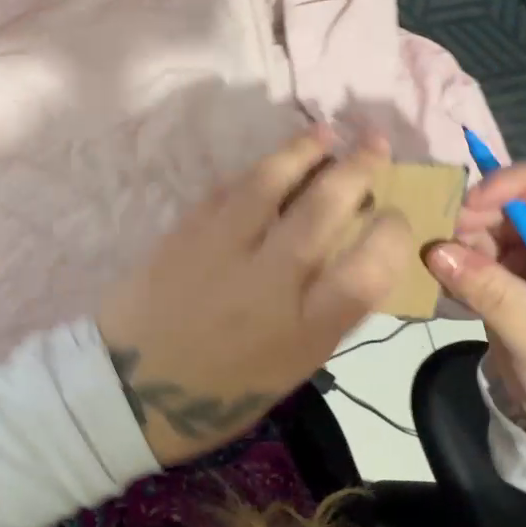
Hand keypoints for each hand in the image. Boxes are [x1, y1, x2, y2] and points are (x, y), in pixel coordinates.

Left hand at [96, 131, 414, 466]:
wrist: (131, 390)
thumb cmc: (220, 392)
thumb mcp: (291, 367)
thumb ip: (325, 312)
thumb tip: (352, 254)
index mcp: (304, 331)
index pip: (368, 269)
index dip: (391, 233)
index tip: (394, 213)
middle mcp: (268, 283)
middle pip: (323, 210)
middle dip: (357, 170)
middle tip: (373, 145)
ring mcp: (221, 250)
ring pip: (269, 183)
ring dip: (302, 151)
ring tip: (324, 133)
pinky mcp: (184, 232)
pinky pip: (226, 189)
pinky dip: (254, 171)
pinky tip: (270, 164)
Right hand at [423, 161, 525, 464]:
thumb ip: (489, 290)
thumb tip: (434, 249)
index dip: (516, 180)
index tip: (470, 202)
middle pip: (524, 202)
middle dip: (479, 212)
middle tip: (442, 239)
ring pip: (499, 227)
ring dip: (466, 239)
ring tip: (442, 268)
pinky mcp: (525, 286)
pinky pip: (488, 256)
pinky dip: (464, 263)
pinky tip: (449, 286)